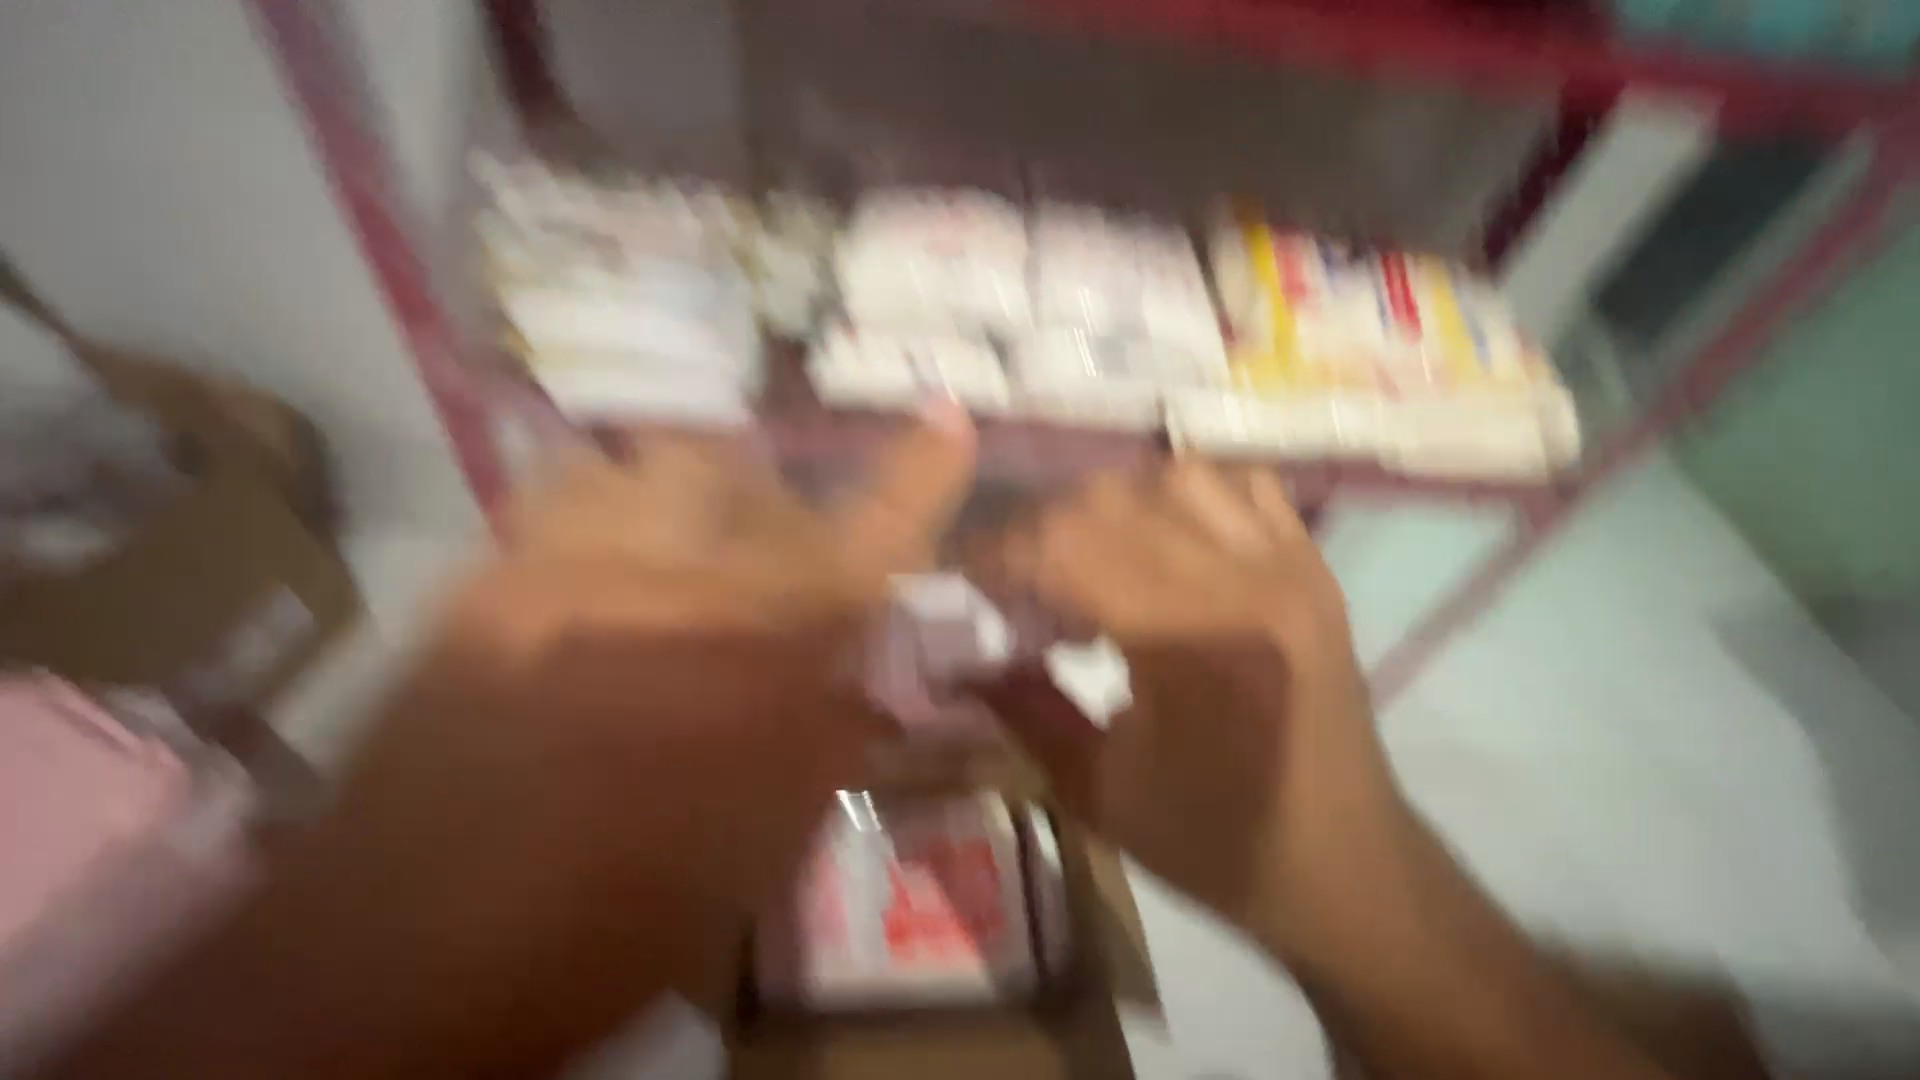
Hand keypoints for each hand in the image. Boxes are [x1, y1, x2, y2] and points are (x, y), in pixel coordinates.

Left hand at [252, 411, 975, 1074]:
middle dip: (784, 517)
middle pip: (751, 482)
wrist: (403, 957)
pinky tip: (604, 567)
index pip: (870, 542)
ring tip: (691, 550)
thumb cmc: (620, 914)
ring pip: (655, 461)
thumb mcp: (765, 842)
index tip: (948, 416)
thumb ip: (826, 736)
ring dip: (695, 494)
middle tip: (780, 577)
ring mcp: (565, 564)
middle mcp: (669, 581)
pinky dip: (609, 507)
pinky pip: (565, 490)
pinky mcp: (483, 578)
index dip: (919, 476)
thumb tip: (861, 680)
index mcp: (756, 654)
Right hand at [970, 460, 1412, 963]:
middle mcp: (1248, 582)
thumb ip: (1024, 708)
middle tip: (1012, 577)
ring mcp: (1290, 563)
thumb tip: (956, 656)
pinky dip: (1181, 492)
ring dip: (1106, 503)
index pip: (1070, 549)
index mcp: (1195, 646)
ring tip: (1080, 553)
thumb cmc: (1216, 844)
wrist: (1343, 864)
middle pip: (1113, 499)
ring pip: (1174, 475)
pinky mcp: (1312, 564)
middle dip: (1040, 527)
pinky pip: (1241, 484)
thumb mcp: (1099, 791)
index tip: (962, 579)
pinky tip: (1157, 534)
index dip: (1000, 555)